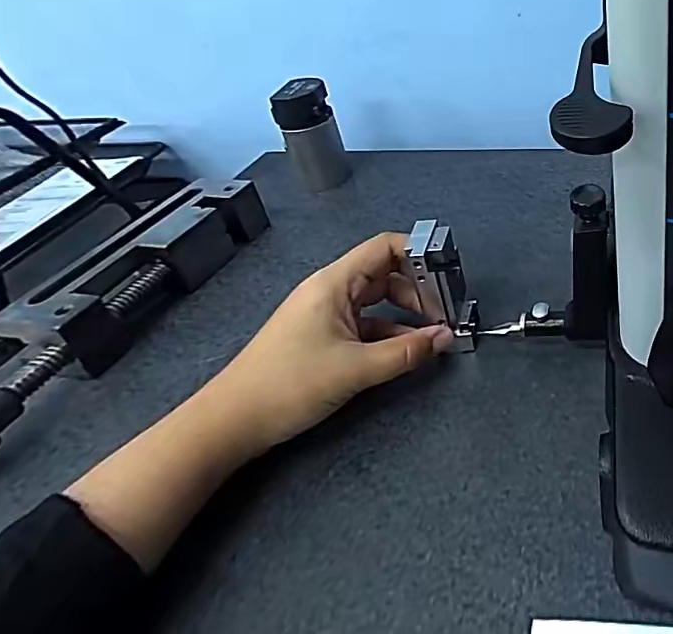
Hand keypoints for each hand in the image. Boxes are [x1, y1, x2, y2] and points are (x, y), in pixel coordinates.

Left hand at [196, 231, 454, 455]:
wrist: (226, 426)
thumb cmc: (289, 385)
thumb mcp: (355, 369)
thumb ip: (407, 351)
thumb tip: (446, 337)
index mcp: (335, 282)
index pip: (386, 246)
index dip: (420, 253)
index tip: (446, 274)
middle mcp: (331, 289)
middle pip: (386, 271)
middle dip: (419, 287)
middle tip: (443, 310)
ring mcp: (325, 312)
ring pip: (378, 298)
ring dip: (406, 311)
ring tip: (431, 331)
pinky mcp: (323, 335)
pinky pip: (366, 321)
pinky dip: (389, 330)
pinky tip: (406, 348)